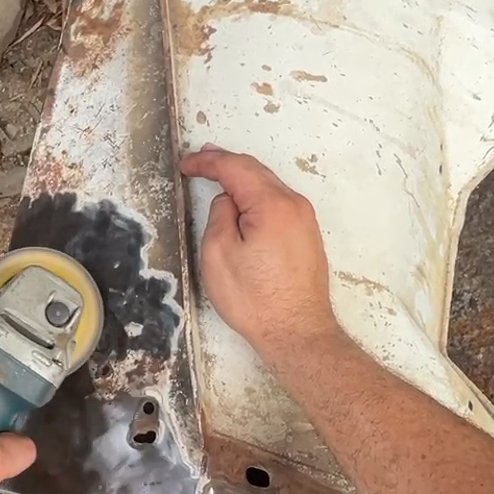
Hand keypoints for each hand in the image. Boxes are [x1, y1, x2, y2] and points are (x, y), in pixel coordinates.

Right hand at [180, 146, 342, 359]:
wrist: (296, 333)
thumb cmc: (254, 299)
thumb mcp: (219, 254)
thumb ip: (220, 216)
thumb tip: (227, 201)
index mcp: (271, 205)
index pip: (235, 168)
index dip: (208, 161)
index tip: (186, 164)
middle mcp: (294, 205)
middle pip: (256, 171)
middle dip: (225, 163)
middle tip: (199, 160)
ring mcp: (304, 221)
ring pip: (269, 186)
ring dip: (242, 179)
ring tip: (217, 174)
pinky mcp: (306, 237)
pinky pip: (278, 203)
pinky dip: (256, 195)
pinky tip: (243, 201)